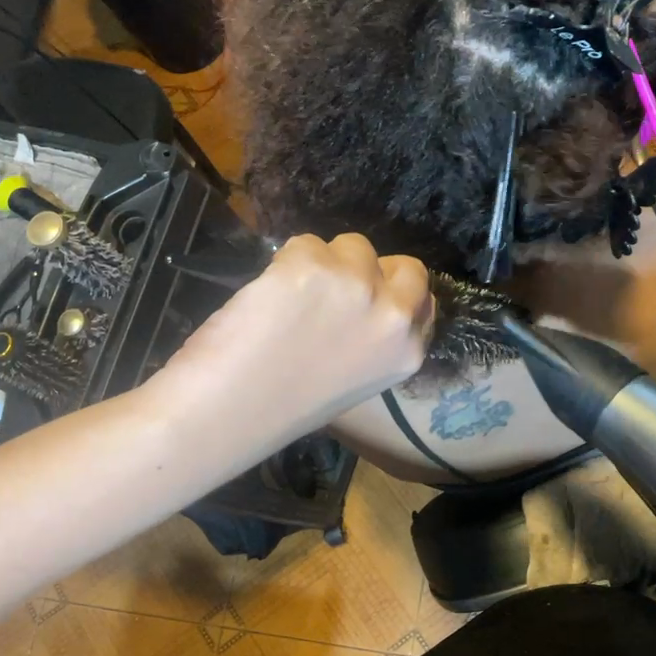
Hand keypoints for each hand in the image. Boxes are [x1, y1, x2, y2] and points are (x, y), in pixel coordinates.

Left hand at [149, 232, 434, 436]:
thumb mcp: (358, 377)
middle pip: (404, 265)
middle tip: (333, 286)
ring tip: (292, 300)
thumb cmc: (288, 404)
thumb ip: (375, 336)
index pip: (424, 298)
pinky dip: (284, 261)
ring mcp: (357, 288)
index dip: (393, 291)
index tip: (366, 297)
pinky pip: (305, 244)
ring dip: (324, 262)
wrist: (232, 411)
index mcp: (408, 352)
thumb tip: (366, 297)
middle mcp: (395, 317)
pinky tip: (268, 297)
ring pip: (350, 247)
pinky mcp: (315, 268)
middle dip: (372, 269)